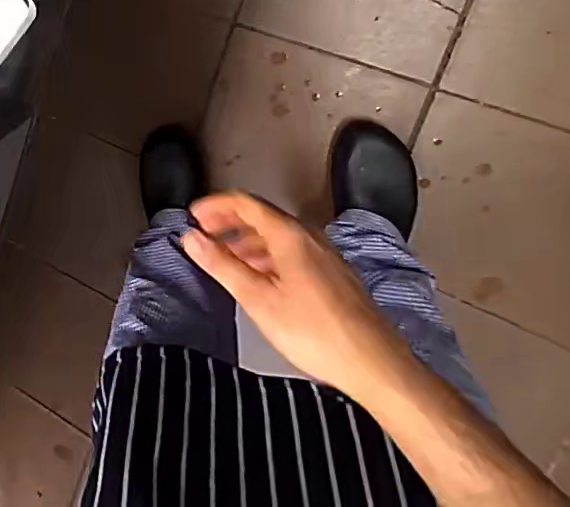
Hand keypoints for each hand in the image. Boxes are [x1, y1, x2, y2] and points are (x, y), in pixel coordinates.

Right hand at [181, 190, 415, 398]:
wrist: (378, 368)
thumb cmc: (317, 333)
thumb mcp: (258, 299)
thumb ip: (221, 264)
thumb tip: (191, 238)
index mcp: (289, 234)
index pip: (243, 201)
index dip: (214, 205)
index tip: (193, 216)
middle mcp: (309, 237)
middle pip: (260, 214)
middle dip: (227, 221)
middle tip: (204, 234)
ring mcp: (324, 255)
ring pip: (276, 233)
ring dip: (246, 238)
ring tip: (225, 257)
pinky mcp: (334, 274)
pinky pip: (292, 250)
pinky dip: (266, 253)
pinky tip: (259, 277)